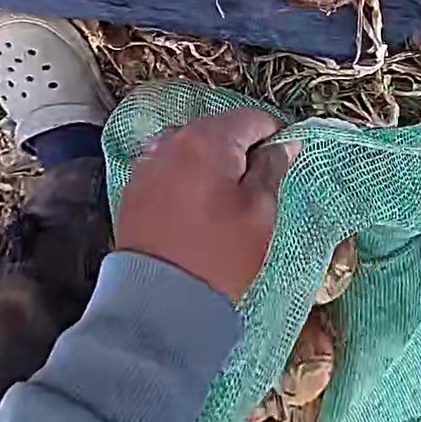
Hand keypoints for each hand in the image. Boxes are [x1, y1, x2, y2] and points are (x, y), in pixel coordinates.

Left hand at [115, 108, 297, 300]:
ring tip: (224, 192)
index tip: (283, 157)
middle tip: (256, 181)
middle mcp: (175, 138)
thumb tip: (286, 142)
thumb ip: (272, 168)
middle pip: (221, 127)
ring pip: (193, 144)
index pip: (254, 118)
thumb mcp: (259, 211)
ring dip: (212, 157)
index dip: (275, 134)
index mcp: (210, 139)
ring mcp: (150, 160)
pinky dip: (186, 172)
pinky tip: (195, 201)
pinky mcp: (134, 185)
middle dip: (242, 145)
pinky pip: (170, 164)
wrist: (156, 303)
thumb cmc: (218, 254)